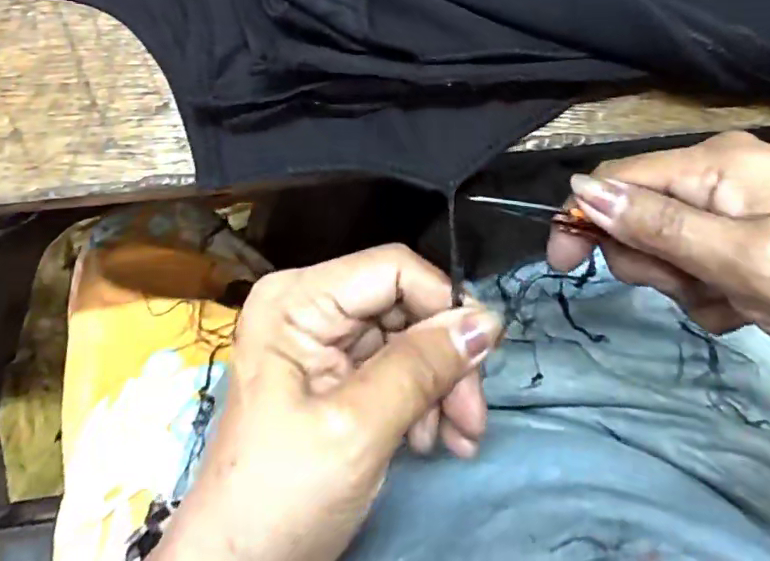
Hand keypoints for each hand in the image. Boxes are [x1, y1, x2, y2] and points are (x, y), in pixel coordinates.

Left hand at [155, 245, 503, 560]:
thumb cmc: (280, 499)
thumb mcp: (357, 429)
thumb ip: (422, 367)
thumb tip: (490, 320)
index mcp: (297, 300)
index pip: (391, 269)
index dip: (442, 304)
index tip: (480, 355)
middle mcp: (310, 306)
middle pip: (405, 305)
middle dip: (445, 357)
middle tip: (472, 416)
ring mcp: (322, 340)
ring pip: (409, 336)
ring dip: (442, 384)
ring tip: (458, 438)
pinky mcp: (335, 374)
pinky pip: (397, 366)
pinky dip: (424, 399)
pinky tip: (434, 440)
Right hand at [547, 131, 769, 420]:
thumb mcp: (751, 263)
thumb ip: (663, 225)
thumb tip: (579, 190)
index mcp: (721, 162)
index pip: (624, 178)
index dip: (587, 217)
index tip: (563, 268)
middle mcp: (725, 177)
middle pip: (641, 212)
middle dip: (653, 258)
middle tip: (700, 289)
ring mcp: (741, 216)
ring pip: (667, 249)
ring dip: (685, 284)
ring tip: (737, 304)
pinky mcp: (754, 254)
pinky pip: (699, 272)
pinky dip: (711, 298)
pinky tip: (750, 313)